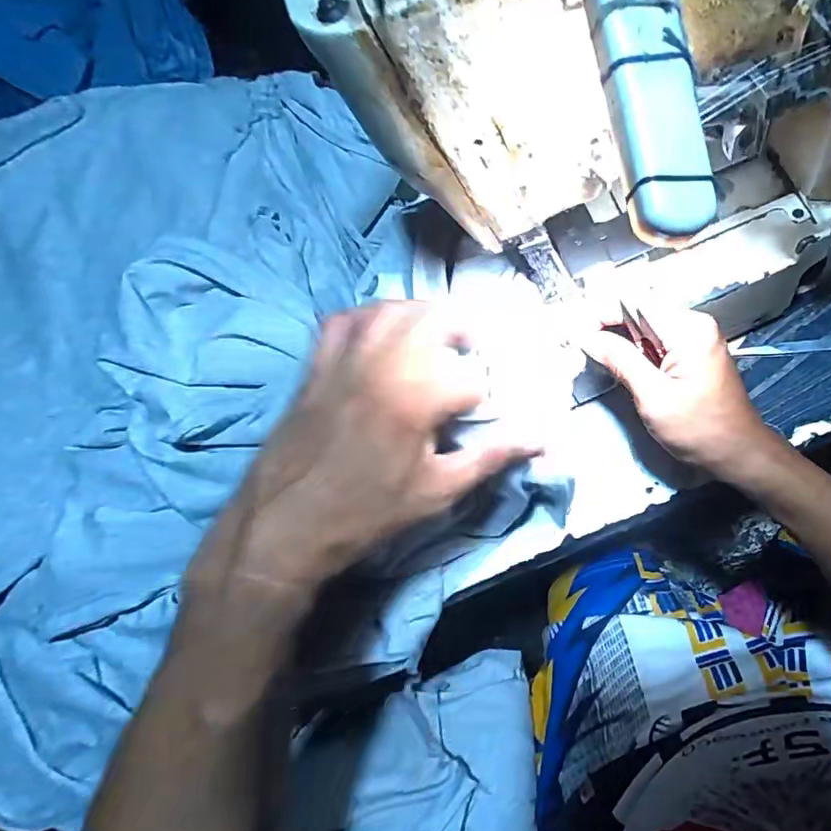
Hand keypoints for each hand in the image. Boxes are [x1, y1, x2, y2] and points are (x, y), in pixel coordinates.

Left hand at [184, 302, 538, 619]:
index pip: (471, 376)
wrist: (288, 522)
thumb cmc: (369, 512)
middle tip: (469, 360)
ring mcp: (347, 357)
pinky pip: (347, 318)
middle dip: (462, 334)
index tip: (481, 416)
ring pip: (393, 308)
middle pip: (435, 319)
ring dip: (423, 318)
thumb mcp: (439, 491)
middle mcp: (384, 362)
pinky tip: (384, 335)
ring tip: (435, 341)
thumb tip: (543, 439)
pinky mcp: (318, 362)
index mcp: (417, 396)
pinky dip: (372, 317)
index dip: (484, 397)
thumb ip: (492, 457)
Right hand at [578, 305, 784, 478]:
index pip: (635, 302)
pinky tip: (616, 357)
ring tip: (590, 347)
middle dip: (606, 322)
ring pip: (646, 324)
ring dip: (618, 335)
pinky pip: (657, 339)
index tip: (573, 328)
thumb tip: (587, 338)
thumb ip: (620, 361)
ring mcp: (695, 337)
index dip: (600, 310)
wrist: (738, 452)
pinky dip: (635, 346)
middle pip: (640, 309)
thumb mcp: (653, 397)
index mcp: (688, 329)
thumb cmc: (699, 430)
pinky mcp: (692, 352)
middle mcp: (694, 324)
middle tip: (576, 339)